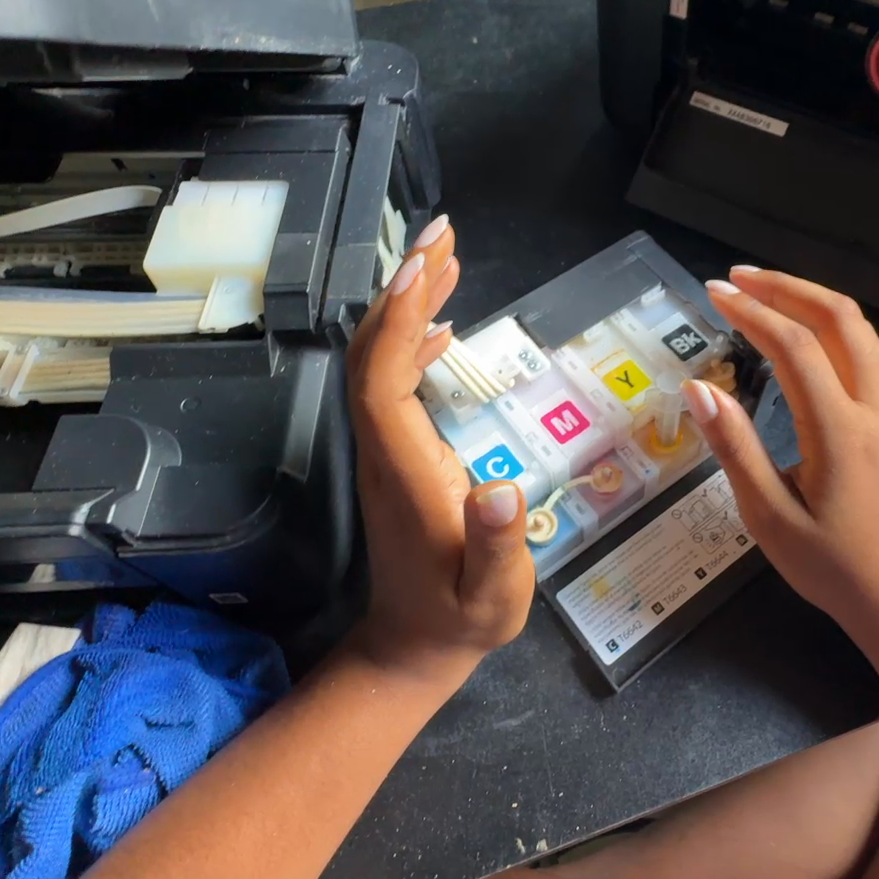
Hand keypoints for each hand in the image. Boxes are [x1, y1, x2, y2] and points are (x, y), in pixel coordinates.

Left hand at [344, 216, 535, 683]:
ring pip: (381, 361)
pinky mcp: (397, 453)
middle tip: (443, 233)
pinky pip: (395, 381)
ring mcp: (386, 449)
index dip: (399, 320)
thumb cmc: (463, 618)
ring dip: (410, 305)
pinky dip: (415, 340)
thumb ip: (497, 545)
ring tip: (447, 256)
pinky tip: (443, 323)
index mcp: (406, 469)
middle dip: (404, 289)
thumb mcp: (495, 595)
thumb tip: (503, 489)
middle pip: (374, 353)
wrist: (415, 646)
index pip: (384, 378)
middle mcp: (384, 448)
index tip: (427, 266)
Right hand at [683, 267, 878, 635]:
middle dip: (787, 287)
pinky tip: (801, 334)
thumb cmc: (831, 567)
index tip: (715, 293)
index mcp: (840, 431)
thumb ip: (735, 449)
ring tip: (765, 292)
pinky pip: (866, 352)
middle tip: (739, 278)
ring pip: (860, 330)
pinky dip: (830, 325)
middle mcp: (874, 408)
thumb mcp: (769, 517)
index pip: (795, 346)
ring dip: (812, 300)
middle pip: (840, 318)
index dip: (752, 312)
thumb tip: (698, 390)